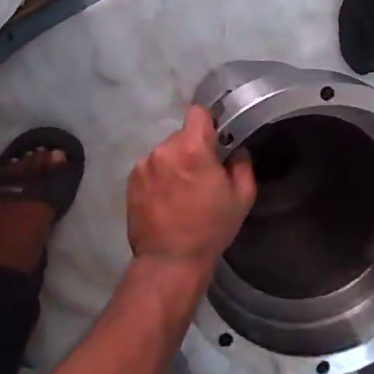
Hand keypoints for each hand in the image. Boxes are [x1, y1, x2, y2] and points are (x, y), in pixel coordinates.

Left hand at [128, 106, 256, 272]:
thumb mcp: (242, 197)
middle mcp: (164, 149)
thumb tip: (236, 149)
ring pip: (166, 151)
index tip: (215, 141)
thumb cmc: (210, 229)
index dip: (208, 123)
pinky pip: (151, 166)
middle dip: (193, 149)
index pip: (198, 112)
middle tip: (201, 175)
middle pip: (182, 135)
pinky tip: (166, 199)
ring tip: (181, 191)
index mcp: (193, 149)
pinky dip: (160, 176)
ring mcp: (144, 164)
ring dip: (175, 163)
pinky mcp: (131, 180)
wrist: (169, 261)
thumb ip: (242, 164)